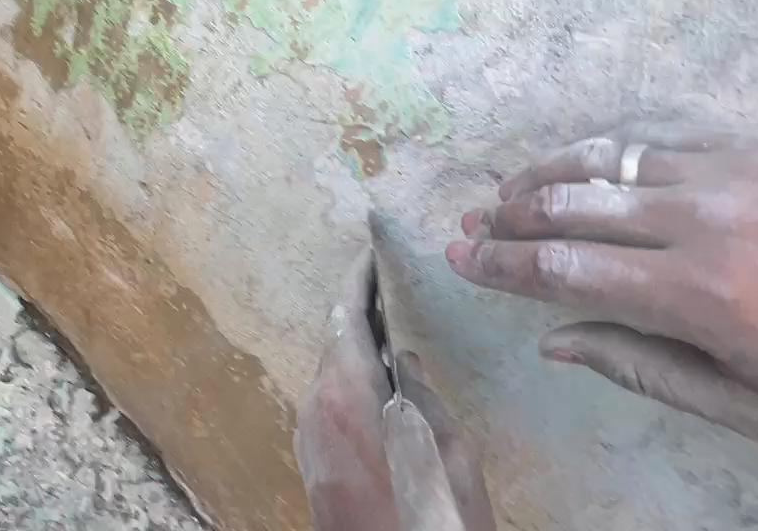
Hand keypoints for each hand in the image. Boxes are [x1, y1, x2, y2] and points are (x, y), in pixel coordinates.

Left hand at [296, 249, 494, 530]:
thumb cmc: (436, 519)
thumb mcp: (450, 453)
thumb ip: (422, 394)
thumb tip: (403, 359)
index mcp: (347, 390)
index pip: (347, 313)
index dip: (358, 279)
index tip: (370, 253)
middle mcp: (315, 401)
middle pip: (336, 340)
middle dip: (360, 312)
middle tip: (389, 292)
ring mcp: (307, 432)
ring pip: (330, 371)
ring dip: (355, 350)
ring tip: (389, 334)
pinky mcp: (310, 458)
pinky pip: (327, 402)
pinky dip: (348, 382)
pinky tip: (376, 387)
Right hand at [447, 124, 757, 457]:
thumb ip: (643, 370)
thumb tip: (552, 339)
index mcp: (702, 296)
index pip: (561, 268)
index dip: (498, 262)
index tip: (457, 256)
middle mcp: (702, 219)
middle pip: (567, 203)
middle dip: (505, 215)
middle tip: (469, 222)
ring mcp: (732, 170)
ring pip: (601, 156)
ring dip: (541, 174)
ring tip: (507, 189)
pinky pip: (658, 137)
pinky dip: (604, 152)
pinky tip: (584, 165)